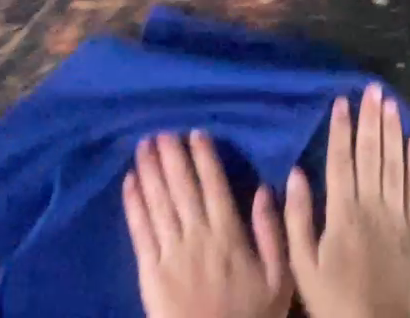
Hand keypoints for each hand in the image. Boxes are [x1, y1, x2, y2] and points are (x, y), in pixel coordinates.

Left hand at [124, 131, 291, 317]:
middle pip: (182, 187)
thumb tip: (265, 189)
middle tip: (162, 130)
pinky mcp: (149, 272)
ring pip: (158, 202)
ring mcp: (170, 253)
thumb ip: (273, 232)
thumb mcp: (279, 279)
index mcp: (229, 234)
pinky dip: (133, 204)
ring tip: (143, 145)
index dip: (204, 157)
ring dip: (150, 171)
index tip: (195, 132)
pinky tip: (129, 182)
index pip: (214, 185)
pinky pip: (140, 231)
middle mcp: (197, 236)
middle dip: (171, 156)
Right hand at [285, 84, 409, 317]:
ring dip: (393, 131)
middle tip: (372, 88)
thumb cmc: (334, 299)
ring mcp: (399, 216)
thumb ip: (297, 218)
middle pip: (371, 154)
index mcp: (342, 213)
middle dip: (371, 119)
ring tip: (391, 102)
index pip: (340, 161)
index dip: (341, 129)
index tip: (341, 101)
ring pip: (395, 164)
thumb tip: (295, 173)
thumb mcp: (302, 265)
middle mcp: (372, 207)